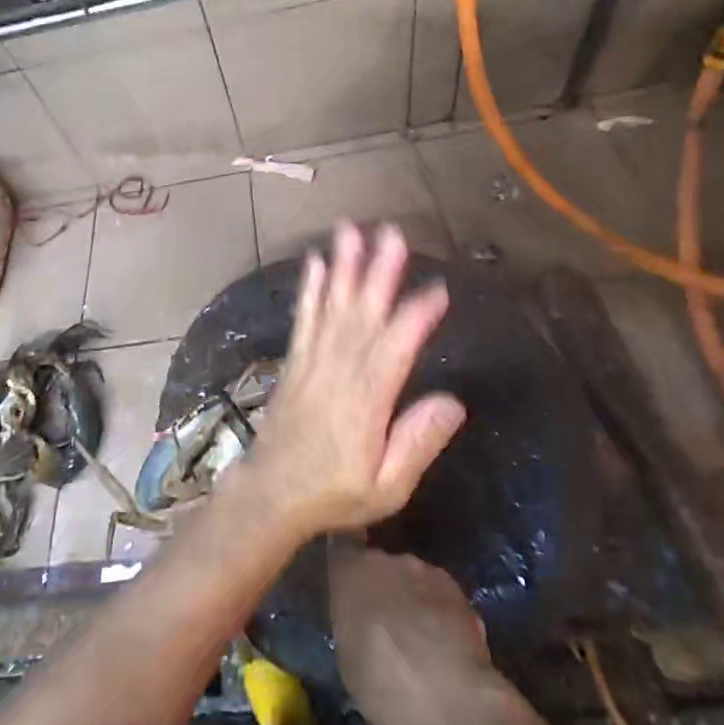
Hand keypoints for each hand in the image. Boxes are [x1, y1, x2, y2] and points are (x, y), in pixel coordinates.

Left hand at [240, 222, 465, 539]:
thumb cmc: (334, 493)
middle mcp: (338, 372)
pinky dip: (311, 290)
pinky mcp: (295, 361)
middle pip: (363, 315)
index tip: (438, 287)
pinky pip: (304, 319)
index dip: (416, 316)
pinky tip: (317, 262)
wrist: (270, 494)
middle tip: (392, 233)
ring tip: (351, 230)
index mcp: (366, 401)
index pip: (396, 348)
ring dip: (344, 267)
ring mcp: (312, 362)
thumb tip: (453, 401)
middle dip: (378, 271)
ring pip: (332, 307)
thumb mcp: (387, 487)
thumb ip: (417, 443)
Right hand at [331, 545, 558, 724]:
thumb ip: (349, 623)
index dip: (346, 580)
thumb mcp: (347, 656)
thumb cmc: (380, 683)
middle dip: (381, 588)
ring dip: (411, 596)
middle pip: (379, 567)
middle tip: (383, 621)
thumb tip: (356, 621)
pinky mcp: (456, 587)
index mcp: (350, 573)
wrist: (444, 695)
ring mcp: (423, 569)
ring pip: (411, 577)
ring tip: (417, 632)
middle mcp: (385, 560)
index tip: (348, 601)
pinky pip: (438, 592)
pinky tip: (442, 639)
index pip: (340, 561)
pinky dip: (437, 609)